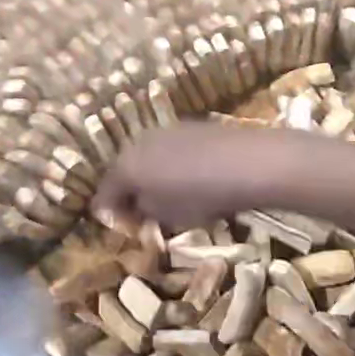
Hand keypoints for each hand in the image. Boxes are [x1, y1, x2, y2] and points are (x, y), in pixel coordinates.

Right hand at [93, 124, 335, 229]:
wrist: (249, 162)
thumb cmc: (200, 195)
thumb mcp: (165, 215)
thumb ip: (143, 212)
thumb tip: (137, 207)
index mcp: (125, 166)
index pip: (105, 193)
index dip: (110, 214)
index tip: (123, 229)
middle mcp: (140, 141)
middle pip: (127, 171)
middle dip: (132, 192)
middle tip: (145, 215)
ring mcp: (167, 130)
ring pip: (150, 158)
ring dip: (155, 177)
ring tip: (172, 198)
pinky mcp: (193, 126)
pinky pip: (173, 150)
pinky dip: (175, 165)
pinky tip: (194, 179)